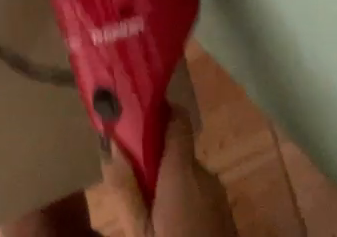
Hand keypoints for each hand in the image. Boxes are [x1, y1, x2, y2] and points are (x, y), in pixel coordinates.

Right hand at [104, 108, 238, 236]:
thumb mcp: (138, 229)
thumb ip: (125, 186)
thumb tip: (112, 142)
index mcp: (181, 171)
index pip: (177, 118)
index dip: (157, 111)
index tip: (133, 116)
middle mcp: (204, 174)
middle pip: (175, 149)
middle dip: (152, 158)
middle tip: (128, 175)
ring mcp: (218, 195)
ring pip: (184, 173)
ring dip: (166, 182)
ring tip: (145, 207)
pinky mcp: (224, 214)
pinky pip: (197, 192)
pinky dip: (181, 198)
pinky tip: (167, 223)